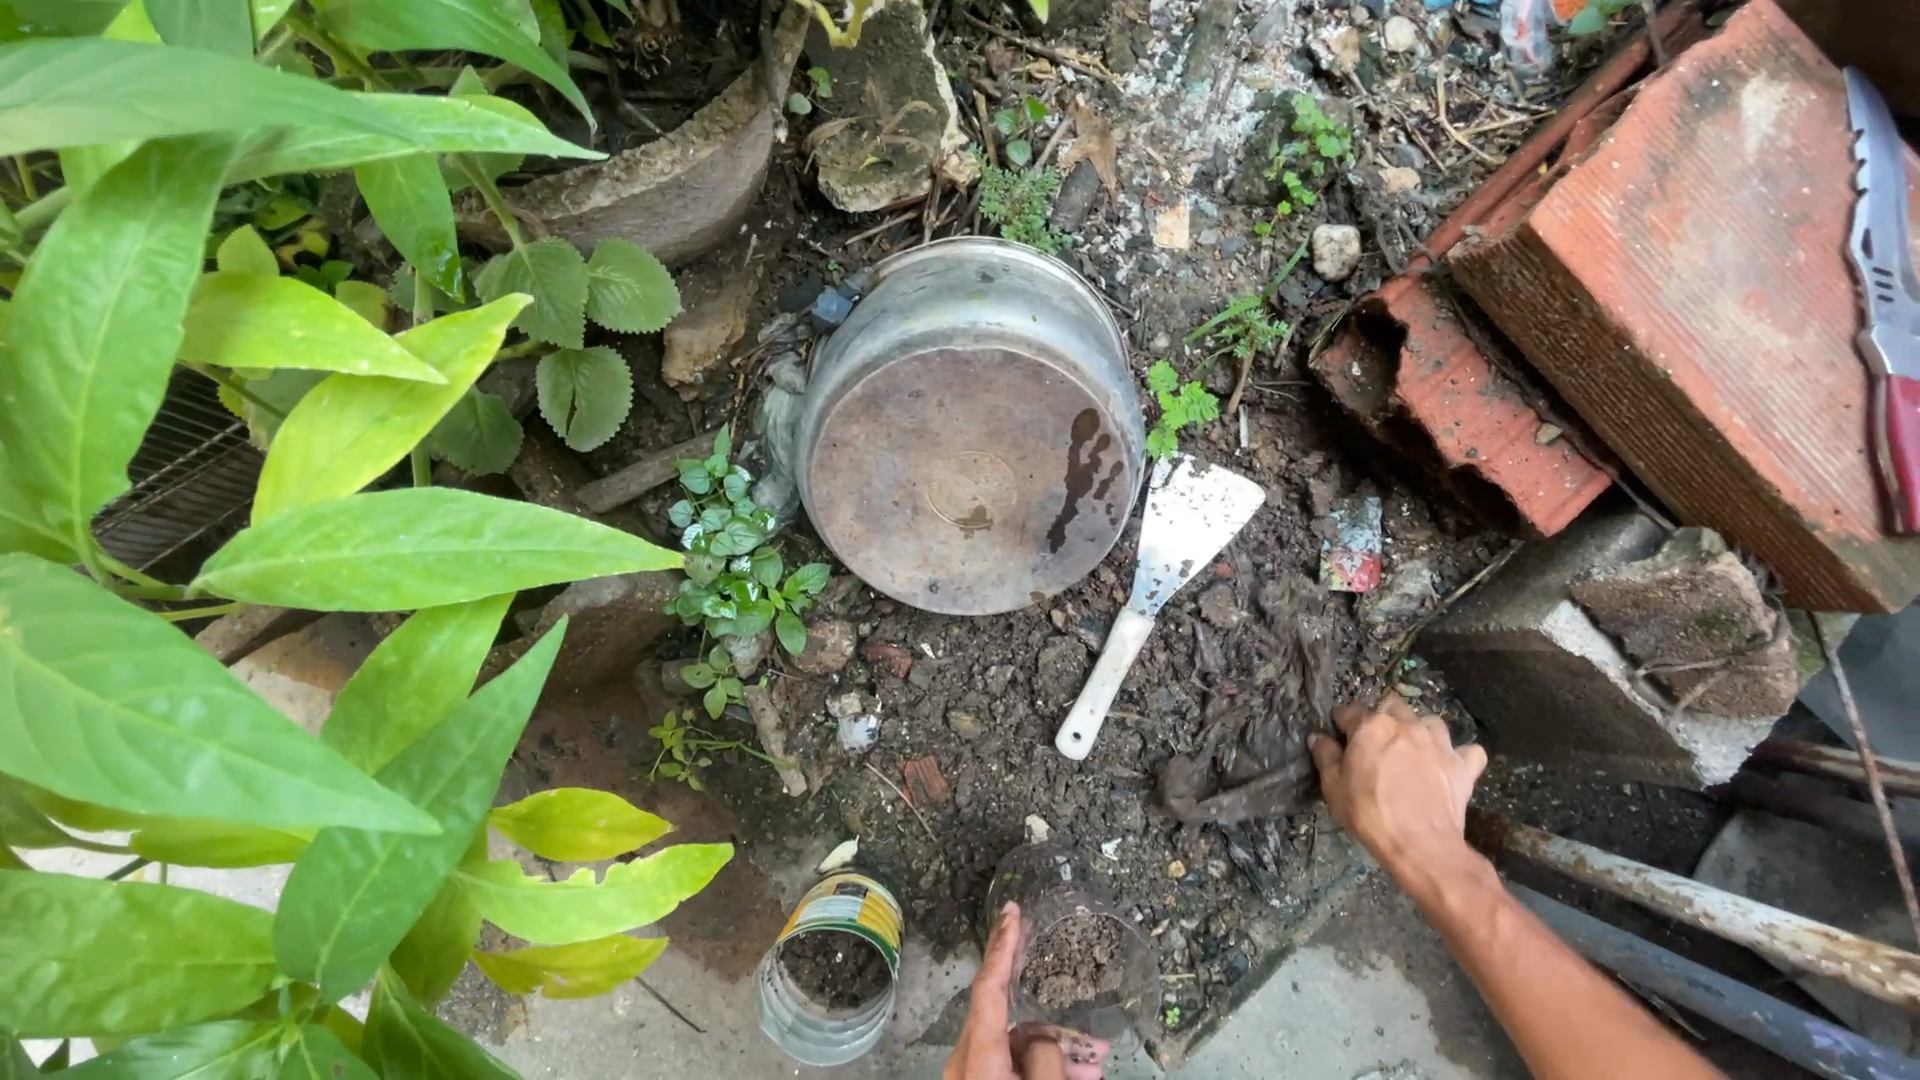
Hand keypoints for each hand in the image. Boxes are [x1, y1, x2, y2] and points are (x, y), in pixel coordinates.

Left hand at [943, 903, 1110, 1079]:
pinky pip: (1012, 1064)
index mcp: (976, 1055)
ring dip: (1054, 1045)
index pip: (987, 987)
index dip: (1001, 946)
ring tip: (1098, 1051)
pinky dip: (1043, 1064)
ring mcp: (972, 1076)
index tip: (1011, 911)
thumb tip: (1044, 1036)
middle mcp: (967, 1060)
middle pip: (1003, 1015)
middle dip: (1041, 998)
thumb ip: (1045, 1056)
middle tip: (1049, 950)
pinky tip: (1082, 1071)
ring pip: (1014, 1044)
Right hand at [1309, 695, 1488, 897]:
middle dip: (1381, 718)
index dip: (1341, 725)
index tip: (1338, 741)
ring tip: (1411, 750)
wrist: (1420, 844)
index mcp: (1371, 726)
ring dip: (1419, 730)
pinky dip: (1460, 755)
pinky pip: (1469, 751)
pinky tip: (1449, 765)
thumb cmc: (1369, 812)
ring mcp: (1439, 744)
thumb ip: (1325, 755)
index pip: (1349, 711)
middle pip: (1392, 706)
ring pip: (1430, 722)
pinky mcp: (1463, 766)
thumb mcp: (1333, 785)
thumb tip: (1317, 737)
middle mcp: (1406, 725)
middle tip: (1374, 743)